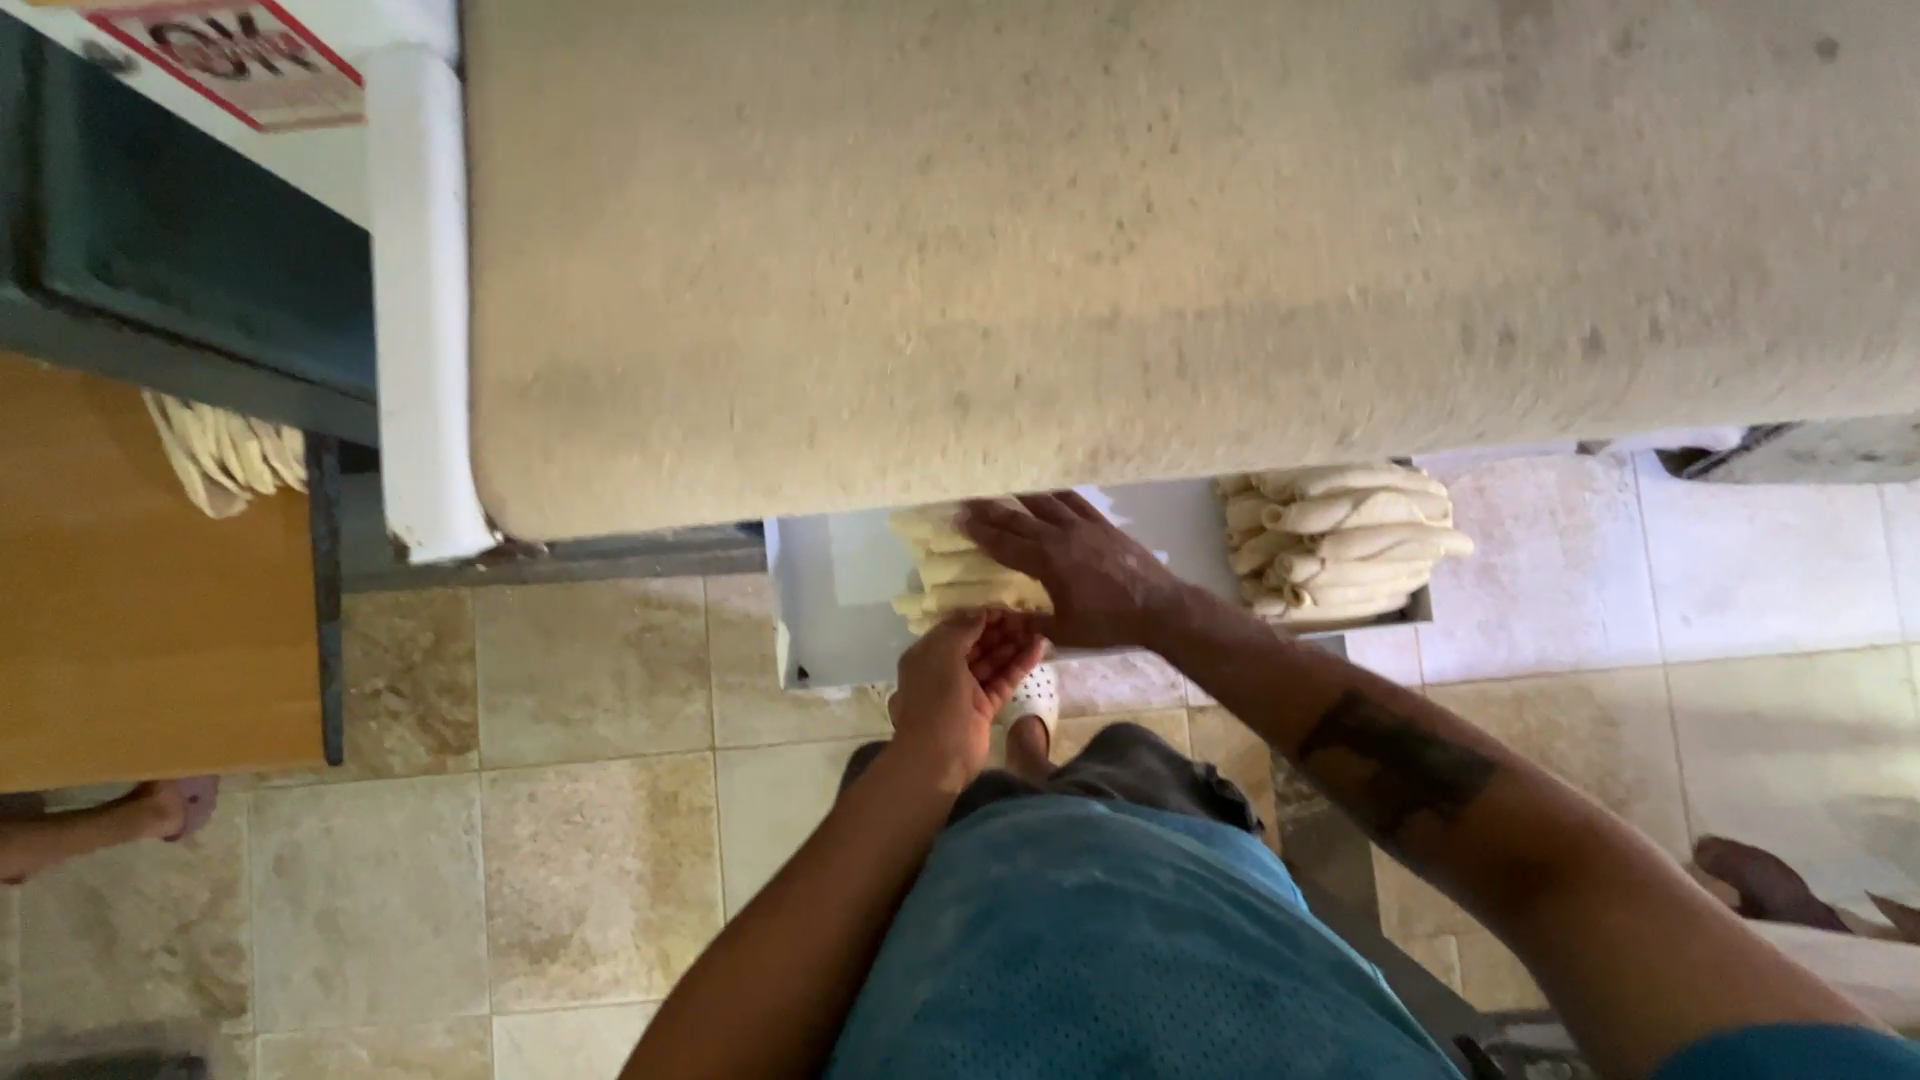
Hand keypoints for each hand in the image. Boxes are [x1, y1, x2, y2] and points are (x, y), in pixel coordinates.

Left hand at [888, 610, 1046, 789]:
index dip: (980, 617)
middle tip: (1028, 617)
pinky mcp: (984, 707)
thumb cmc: (936, 697)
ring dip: (1014, 645)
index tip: (1007, 607)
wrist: (938, 755)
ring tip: (1039, 629)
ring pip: (993, 661)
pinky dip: (1020, 665)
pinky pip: (1004, 680)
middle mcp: (945, 669)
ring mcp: (966, 690)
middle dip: (1000, 629)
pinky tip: (1039, 649)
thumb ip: (963, 630)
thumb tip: (980, 613)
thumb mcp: (943, 654)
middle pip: (976, 643)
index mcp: (927, 654)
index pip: (956, 628)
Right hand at [959, 491, 1186, 648]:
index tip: (961, 521)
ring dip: (1019, 496)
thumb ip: (1032, 623)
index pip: (1005, 544)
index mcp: (1047, 562)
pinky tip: (1046, 491)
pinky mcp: (1102, 524)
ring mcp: (1083, 526)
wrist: (1158, 607)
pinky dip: (1055, 494)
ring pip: (1044, 503)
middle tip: (969, 501)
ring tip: (1002, 488)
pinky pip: (1074, 501)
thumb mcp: (1065, 631)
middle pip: (1018, 519)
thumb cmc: (1109, 623)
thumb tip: (1003, 619)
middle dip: (991, 510)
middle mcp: (1060, 536)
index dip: (981, 533)